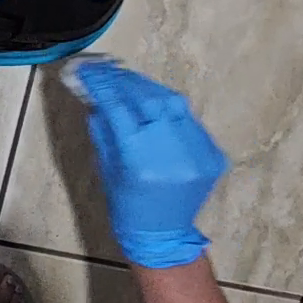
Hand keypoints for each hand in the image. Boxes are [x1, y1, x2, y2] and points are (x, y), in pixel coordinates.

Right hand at [67, 56, 227, 268]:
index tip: (89, 70)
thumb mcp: (104, 167)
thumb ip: (102, 128)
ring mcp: (197, 152)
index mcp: (139, 160)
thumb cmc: (125, 203)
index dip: (102, 85)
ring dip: (148, 88)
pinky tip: (153, 102)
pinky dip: (169, 107)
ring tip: (129, 80)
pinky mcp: (213, 154)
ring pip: (173, 103)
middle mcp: (172, 152)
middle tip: (107, 69)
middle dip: (125, 81)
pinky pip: (188, 119)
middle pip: (147, 100)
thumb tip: (95, 94)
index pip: (118, 108)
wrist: (162, 233)